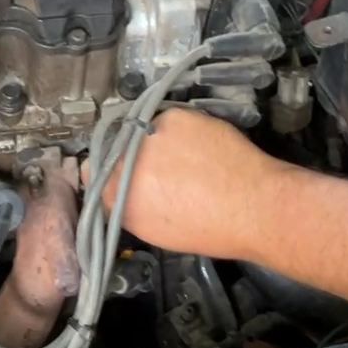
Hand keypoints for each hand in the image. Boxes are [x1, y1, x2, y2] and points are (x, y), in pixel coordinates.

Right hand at [89, 109, 294, 261]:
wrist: (255, 207)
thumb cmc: (210, 229)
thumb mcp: (153, 230)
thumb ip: (125, 206)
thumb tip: (116, 190)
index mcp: (117, 196)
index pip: (92, 174)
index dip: (105, 175)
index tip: (118, 177)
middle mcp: (125, 162)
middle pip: (113, 150)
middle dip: (128, 157)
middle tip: (154, 168)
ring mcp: (148, 136)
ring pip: (139, 133)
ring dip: (151, 142)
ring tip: (180, 159)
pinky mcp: (173, 117)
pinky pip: (165, 121)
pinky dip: (176, 131)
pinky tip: (195, 148)